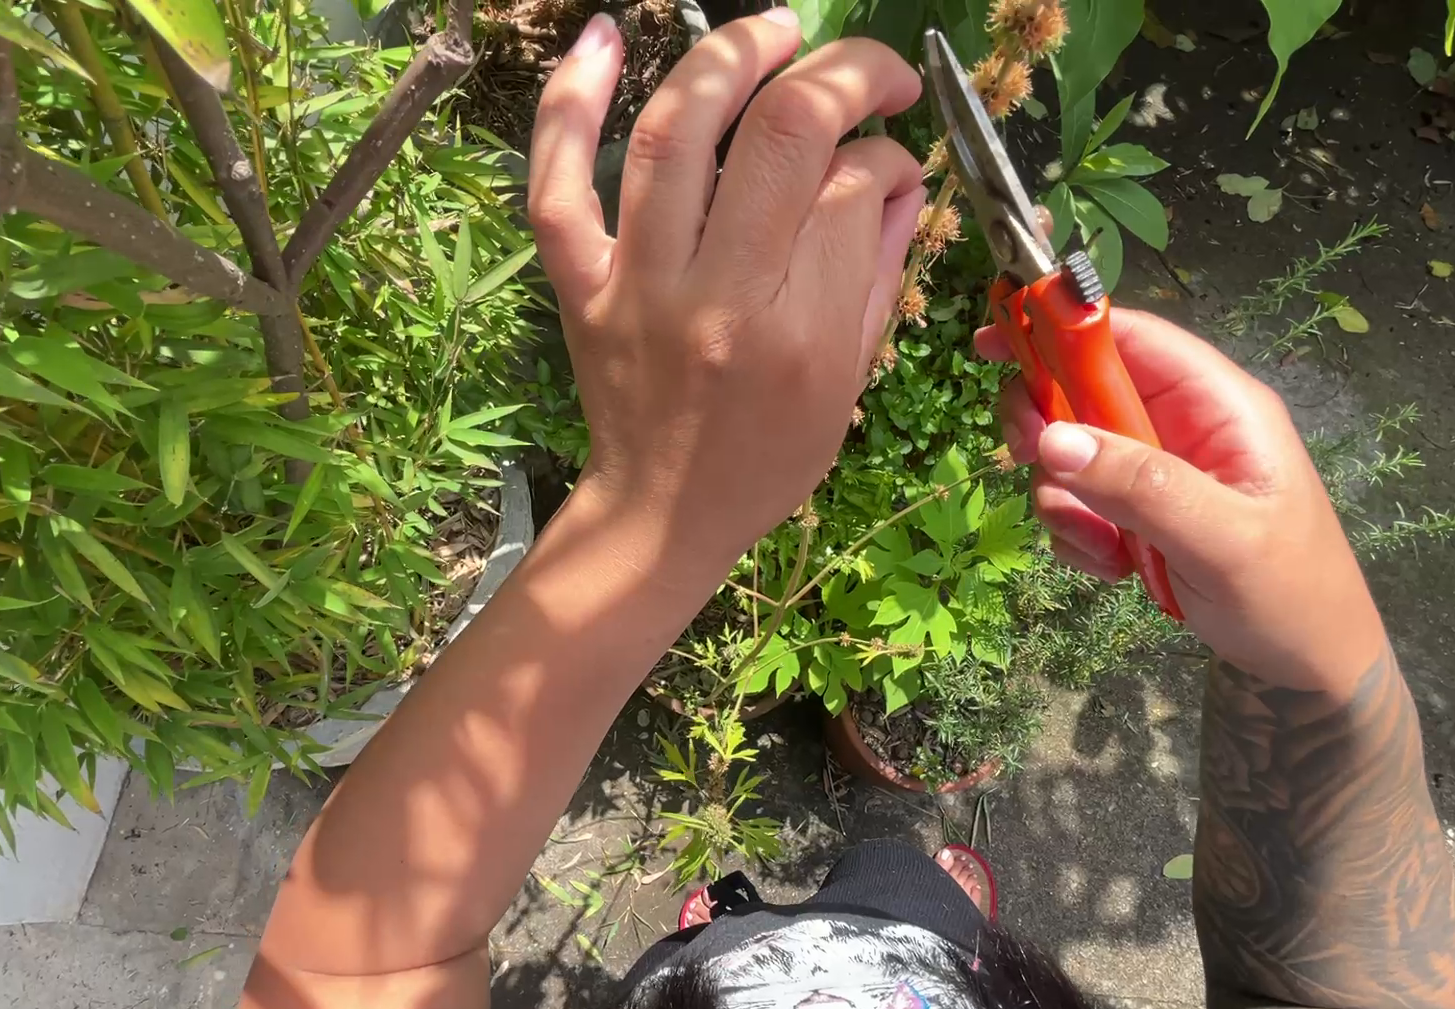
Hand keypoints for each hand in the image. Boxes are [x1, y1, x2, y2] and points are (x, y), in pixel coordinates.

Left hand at [528, 10, 926, 570]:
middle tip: (866, 76)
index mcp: (799, 337)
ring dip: (730, 55)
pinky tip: (603, 37)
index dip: (884, 155)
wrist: (663, 513)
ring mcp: (636, 289)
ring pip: (676, 133)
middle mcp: (718, 301)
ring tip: (777, 31)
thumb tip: (897, 181)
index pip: (853, 191)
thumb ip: (877, 279)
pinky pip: (558, 184)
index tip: (889, 163)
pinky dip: (569, 104)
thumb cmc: (765, 463)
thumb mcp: (845, 388)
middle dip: (841, 75)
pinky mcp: (580, 289)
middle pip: (781, 136)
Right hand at [981, 309, 1386, 692]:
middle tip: (1029, 460)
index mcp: (1216, 407)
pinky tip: (1113, 568)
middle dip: (1044, 428)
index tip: (992, 340)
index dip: (1059, 328)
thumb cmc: (1288, 595)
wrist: (1300, 664)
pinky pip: (1069, 504)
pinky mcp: (1127, 510)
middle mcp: (1173, 428)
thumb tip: (1050, 438)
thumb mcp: (1220, 539)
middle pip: (1077, 393)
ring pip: (1063, 457)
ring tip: (1105, 550)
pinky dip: (1073, 537)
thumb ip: (1139, 485)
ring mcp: (1147, 471)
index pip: (1130, 340)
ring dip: (1062, 504)